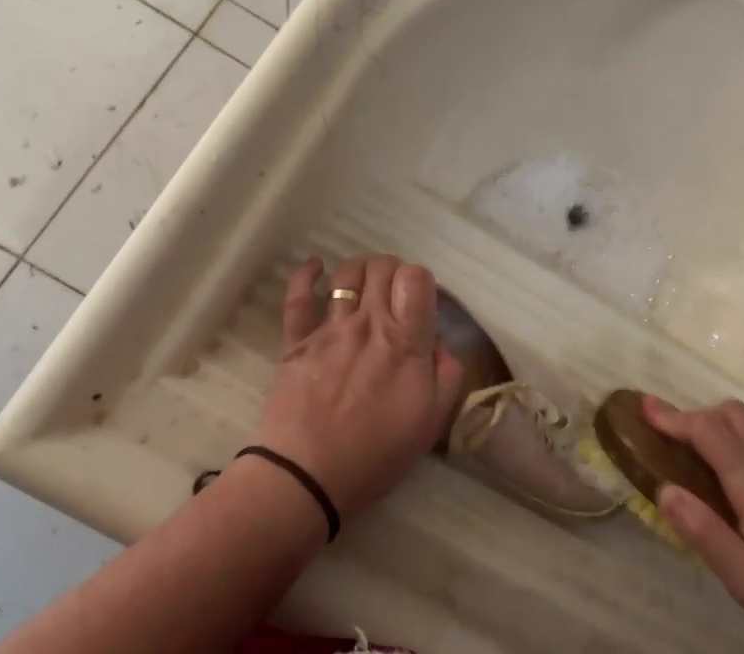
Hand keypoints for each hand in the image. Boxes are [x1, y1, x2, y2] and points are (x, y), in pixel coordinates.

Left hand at [252, 255, 465, 521]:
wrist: (307, 477)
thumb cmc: (376, 454)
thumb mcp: (431, 422)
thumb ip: (447, 375)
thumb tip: (439, 344)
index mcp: (405, 342)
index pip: (416, 278)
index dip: (420, 281)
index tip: (420, 303)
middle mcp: (369, 323)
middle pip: (382, 267)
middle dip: (393, 270)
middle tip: (395, 294)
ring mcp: (329, 328)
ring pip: (348, 274)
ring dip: (361, 269)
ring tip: (366, 283)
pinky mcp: (296, 340)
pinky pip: (299, 296)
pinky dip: (308, 274)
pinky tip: (316, 267)